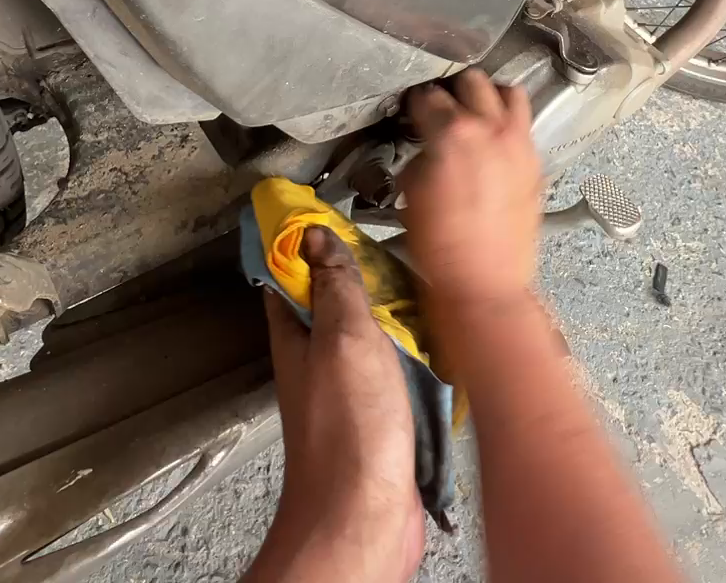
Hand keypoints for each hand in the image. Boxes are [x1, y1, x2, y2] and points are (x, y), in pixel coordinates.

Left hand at [245, 228, 424, 582]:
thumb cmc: (349, 429)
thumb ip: (333, 284)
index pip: (289, 270)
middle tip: (392, 240)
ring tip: (421, 273)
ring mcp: (349, 381)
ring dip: (390, 306)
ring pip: (368, 328)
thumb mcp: (343, 337)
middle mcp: (317, 354)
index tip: (331, 210)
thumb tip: (313, 232)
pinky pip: (394, 362)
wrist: (367, 515)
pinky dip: (411, 343)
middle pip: (333, 296)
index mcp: (294, 332)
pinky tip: (435, 328)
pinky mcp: (380, 407)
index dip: (305, 237)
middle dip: (359, 269)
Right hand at [400, 68, 544, 308]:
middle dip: (452, 89)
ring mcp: (518, 145)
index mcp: (452, 133)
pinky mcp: (535, 164)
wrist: (483, 284)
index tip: (411, 108)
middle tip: (441, 104)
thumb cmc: (439, 247)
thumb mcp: (412, 193)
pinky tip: (494, 139)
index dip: (414, 101)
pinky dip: (508, 123)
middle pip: (472, 80)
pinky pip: (524, 126)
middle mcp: (490, 129)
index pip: (428, 95)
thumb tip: (424, 147)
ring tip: (475, 109)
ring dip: (488, 96)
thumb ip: (419, 157)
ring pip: (509, 92)